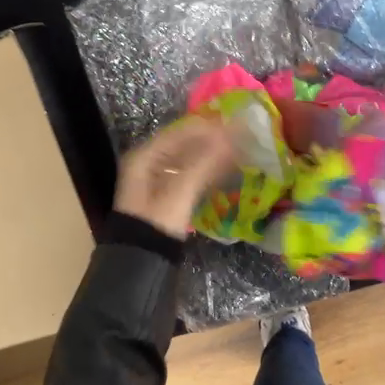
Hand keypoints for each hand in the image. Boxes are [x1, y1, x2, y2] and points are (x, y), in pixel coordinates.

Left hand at [114, 120, 238, 238]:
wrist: (142, 259)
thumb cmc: (157, 222)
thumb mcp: (180, 191)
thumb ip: (205, 162)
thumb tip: (232, 136)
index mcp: (145, 156)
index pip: (181, 131)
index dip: (208, 127)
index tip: (237, 125)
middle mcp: (148, 163)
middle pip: (185, 144)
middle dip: (212, 140)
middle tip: (243, 138)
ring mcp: (156, 179)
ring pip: (189, 159)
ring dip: (212, 155)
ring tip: (240, 152)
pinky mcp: (166, 195)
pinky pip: (189, 175)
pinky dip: (207, 171)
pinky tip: (226, 171)